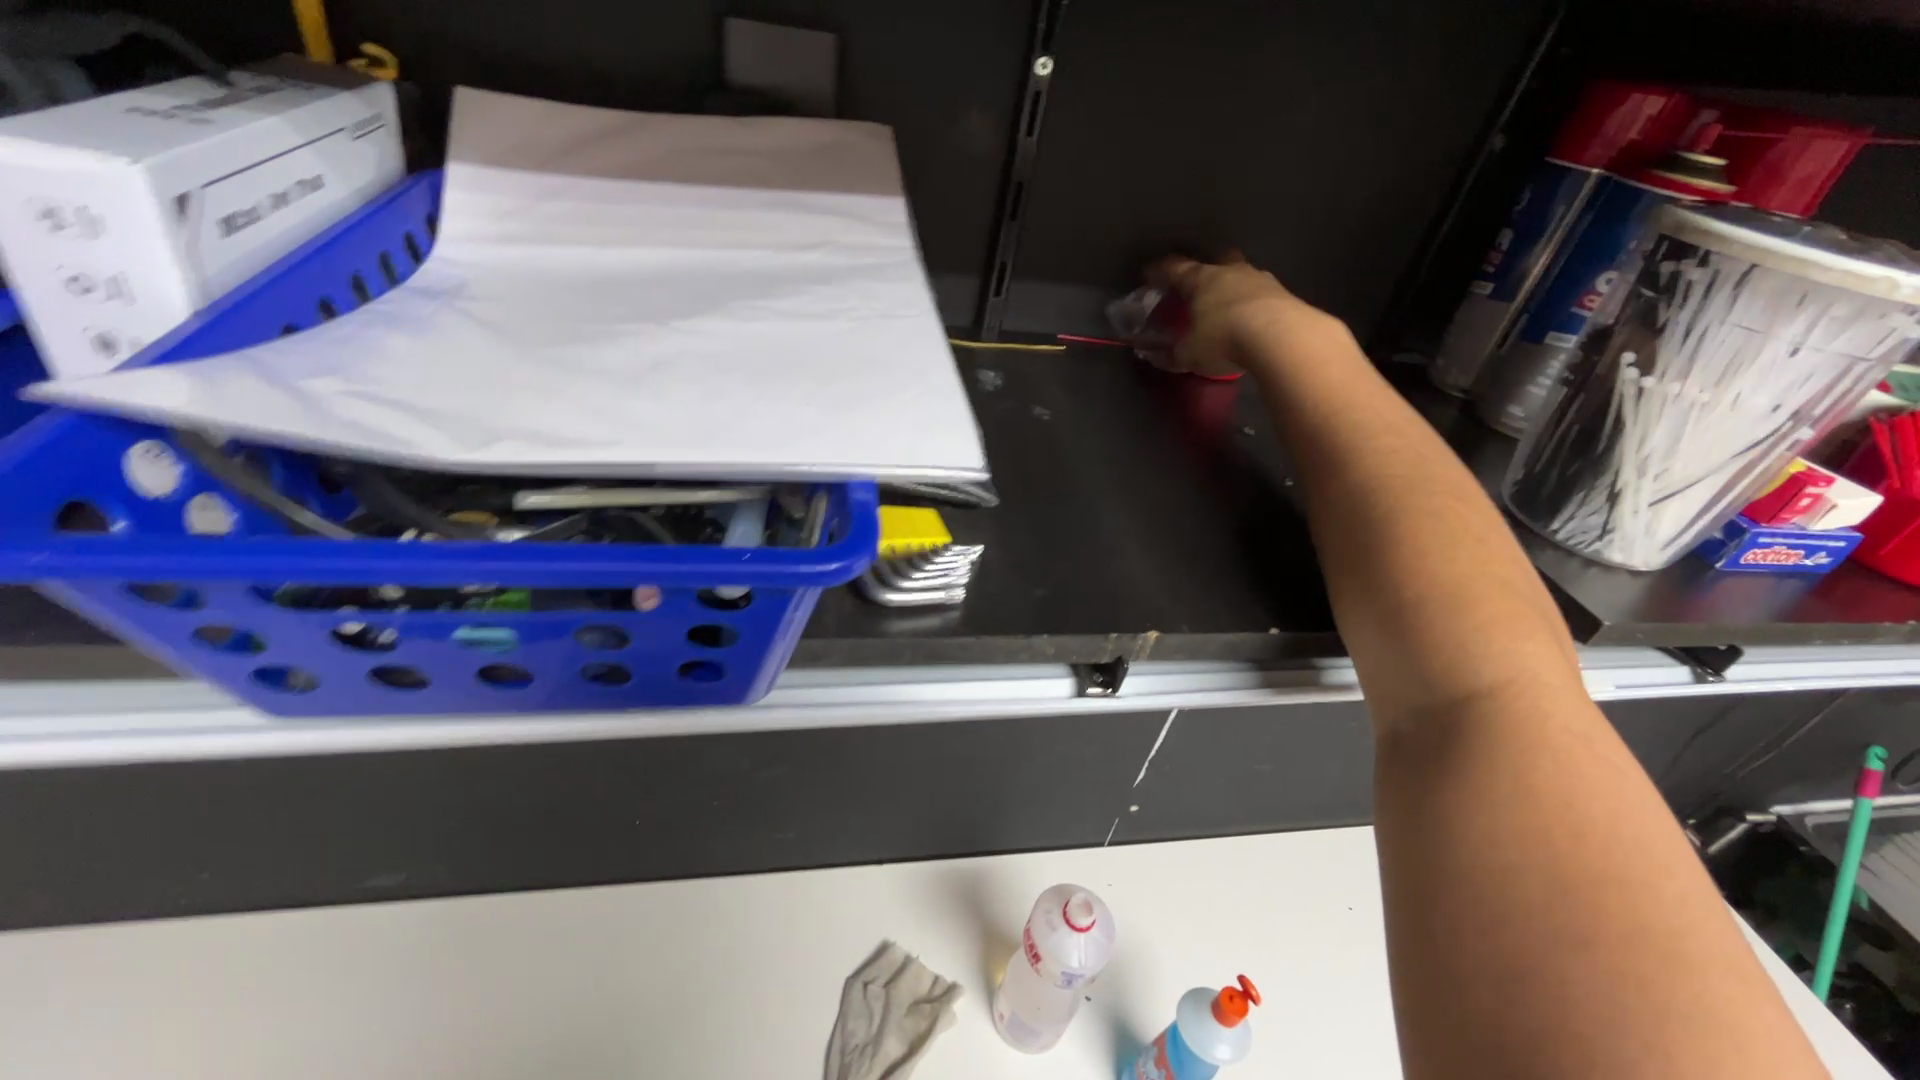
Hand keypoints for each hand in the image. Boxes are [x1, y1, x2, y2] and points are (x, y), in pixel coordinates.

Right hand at [1148, 253, 1340, 378]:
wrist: (1281, 338)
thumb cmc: (1223, 339)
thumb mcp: (1189, 354)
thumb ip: (1174, 353)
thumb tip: (1159, 354)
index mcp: (1202, 279)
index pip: (1176, 268)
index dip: (1161, 271)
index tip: (1150, 274)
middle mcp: (1232, 272)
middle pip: (1218, 260)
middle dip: (1209, 268)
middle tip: (1201, 283)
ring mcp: (1262, 280)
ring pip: (1244, 276)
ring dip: (1236, 287)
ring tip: (1230, 306)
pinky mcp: (1286, 295)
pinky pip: (1264, 295)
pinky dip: (1256, 305)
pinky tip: (1254, 320)